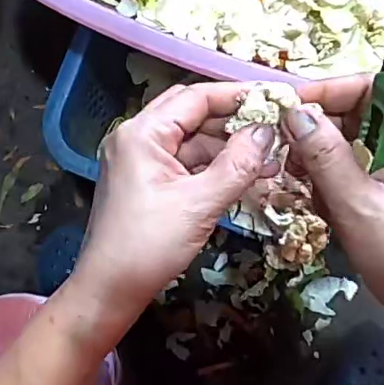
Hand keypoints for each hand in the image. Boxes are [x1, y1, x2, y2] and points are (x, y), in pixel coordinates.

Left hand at [71, 82, 278, 334]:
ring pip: (190, 140)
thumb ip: (237, 164)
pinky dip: (212, 167)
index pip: (195, 98)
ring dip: (227, 148)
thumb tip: (268, 132)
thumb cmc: (148, 246)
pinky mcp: (145, 181)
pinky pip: (184, 162)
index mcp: (142, 133)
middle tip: (274, 128)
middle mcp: (136, 137)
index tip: (274, 97)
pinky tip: (244, 176)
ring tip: (269, 159)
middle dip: (234, 120)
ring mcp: (139, 160)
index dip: (237, 94)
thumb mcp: (199, 204)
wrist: (109, 290)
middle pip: (192, 114)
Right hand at [284, 76, 383, 323]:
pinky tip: (309, 194)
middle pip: (354, 114)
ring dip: (315, 155)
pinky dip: (324, 176)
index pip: (371, 90)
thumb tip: (293, 111)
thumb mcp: (360, 206)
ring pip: (345, 141)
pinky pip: (347, 166)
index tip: (285, 107)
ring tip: (291, 174)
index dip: (327, 92)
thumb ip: (325, 156)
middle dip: (315, 128)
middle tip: (278, 144)